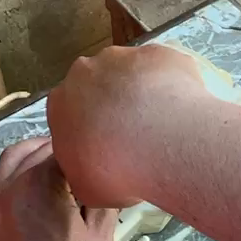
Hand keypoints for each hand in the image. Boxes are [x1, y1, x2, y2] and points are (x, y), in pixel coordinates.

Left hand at [0, 138, 118, 240]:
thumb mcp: (99, 238)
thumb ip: (102, 199)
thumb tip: (106, 179)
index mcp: (39, 182)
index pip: (65, 149)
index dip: (86, 152)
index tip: (101, 161)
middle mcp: (10, 184)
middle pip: (36, 149)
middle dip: (60, 150)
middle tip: (84, 164)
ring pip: (11, 161)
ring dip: (33, 157)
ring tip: (58, 171)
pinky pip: (0, 184)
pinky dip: (18, 177)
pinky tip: (38, 196)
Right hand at [47, 44, 208, 206]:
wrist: (162, 143)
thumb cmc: (116, 170)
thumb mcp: (85, 187)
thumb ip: (81, 168)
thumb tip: (91, 167)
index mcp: (60, 102)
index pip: (69, 111)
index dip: (89, 128)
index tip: (106, 146)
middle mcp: (86, 71)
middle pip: (97, 86)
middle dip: (112, 104)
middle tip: (135, 134)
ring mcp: (124, 57)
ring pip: (130, 73)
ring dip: (141, 92)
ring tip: (161, 123)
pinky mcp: (158, 53)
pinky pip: (162, 69)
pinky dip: (169, 84)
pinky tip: (180, 110)